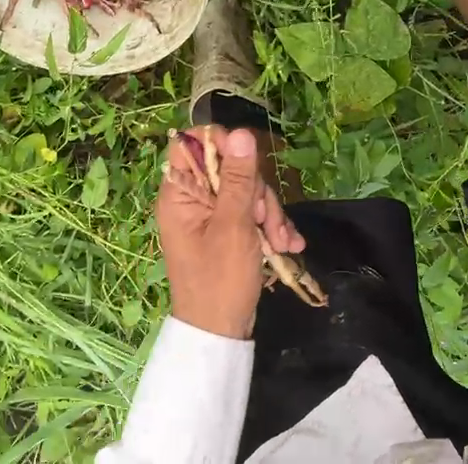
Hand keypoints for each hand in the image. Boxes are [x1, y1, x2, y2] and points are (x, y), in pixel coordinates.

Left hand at [156, 126, 304, 339]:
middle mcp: (191, 199)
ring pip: (245, 190)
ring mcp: (209, 215)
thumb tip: (241, 132)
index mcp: (179, 194)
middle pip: (228, 167)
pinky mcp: (227, 230)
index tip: (247, 162)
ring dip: (269, 213)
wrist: (221, 335)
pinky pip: (250, 212)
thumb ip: (238, 179)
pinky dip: (270, 226)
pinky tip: (287, 245)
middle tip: (267, 221)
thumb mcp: (234, 226)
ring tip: (282, 242)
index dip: (221, 145)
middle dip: (257, 192)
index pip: (191, 144)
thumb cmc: (220, 281)